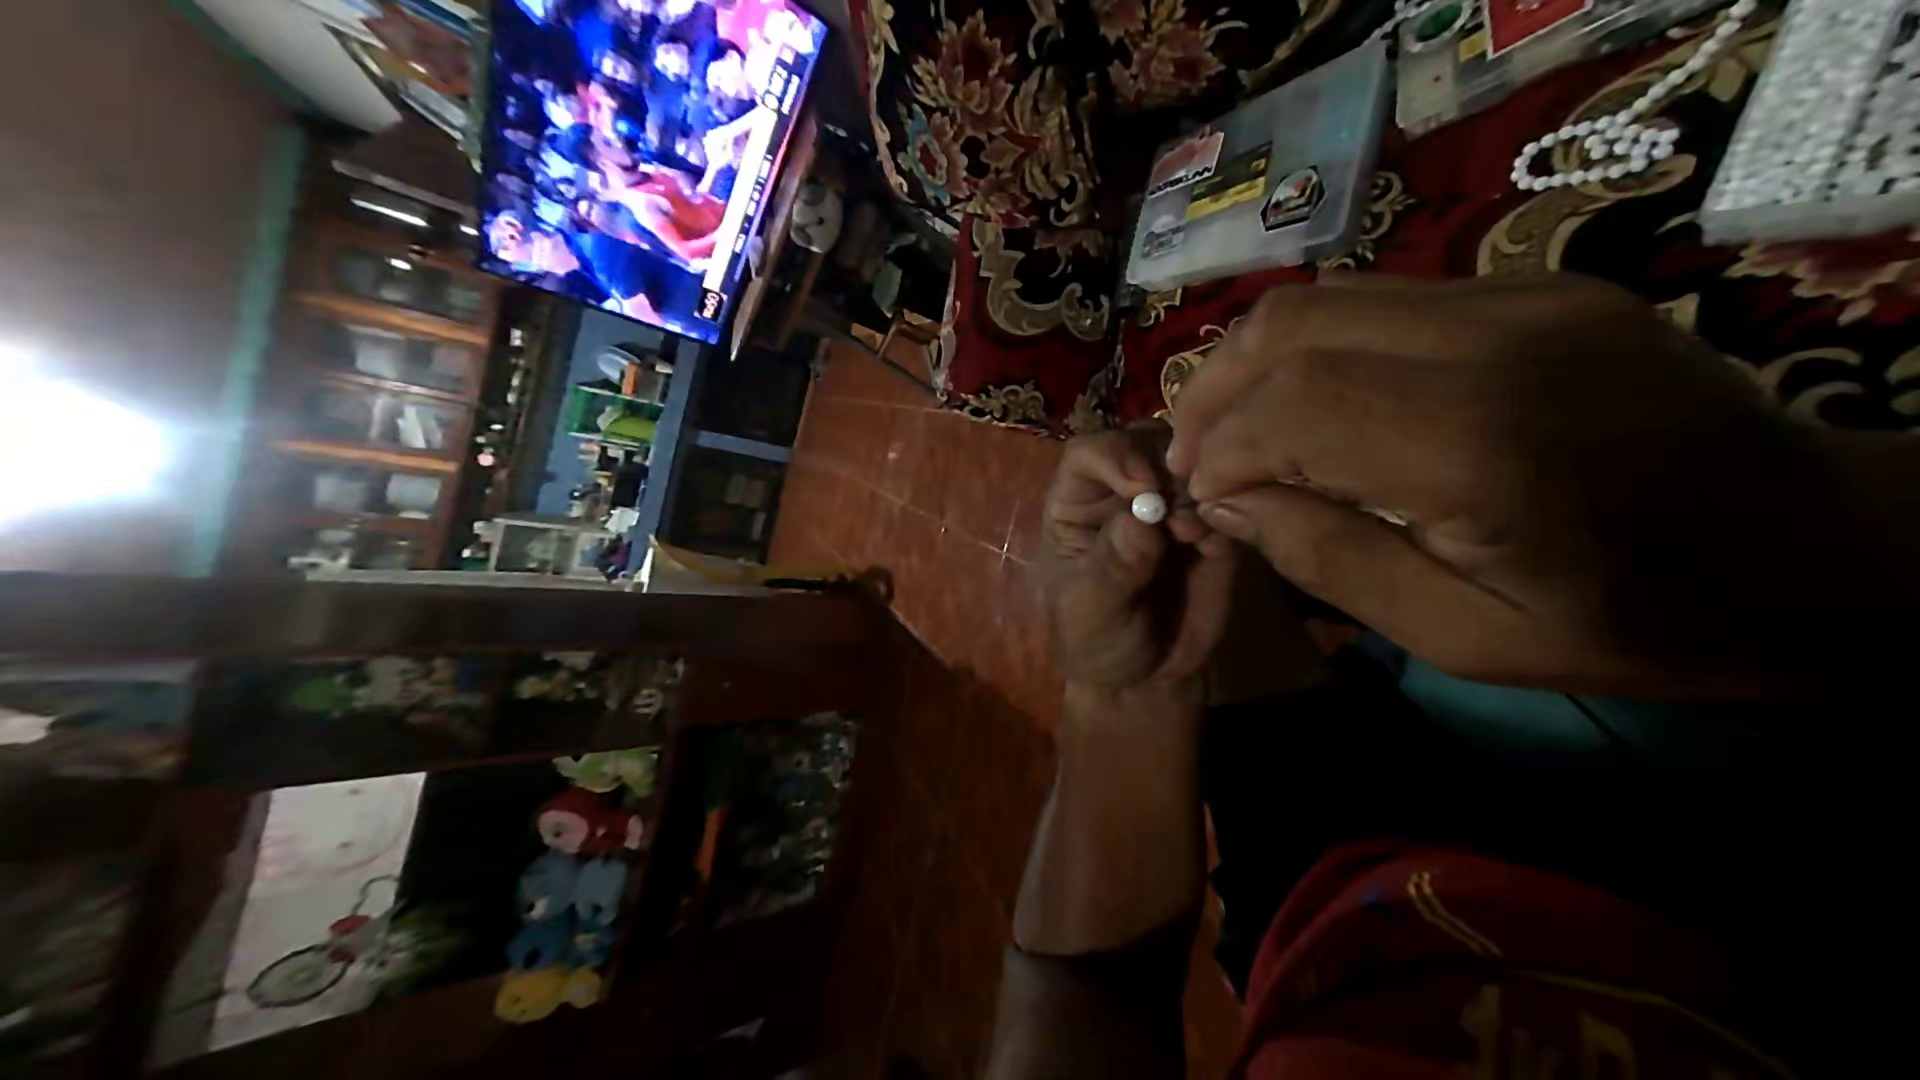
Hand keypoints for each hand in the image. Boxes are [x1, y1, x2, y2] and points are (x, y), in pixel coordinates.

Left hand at [1039, 426, 1234, 694]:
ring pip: (1193, 464)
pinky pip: (1227, 501)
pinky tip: (1214, 545)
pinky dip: (1228, 511)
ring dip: (1201, 486)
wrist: (1144, 680)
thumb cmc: (1095, 639)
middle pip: (1147, 444)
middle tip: (1181, 506)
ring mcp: (1170, 506)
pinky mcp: (1212, 527)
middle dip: (1168, 464)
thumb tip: (1141, 517)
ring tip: (1194, 533)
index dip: (1116, 455)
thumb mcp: (1091, 610)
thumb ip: (1114, 565)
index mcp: (1077, 502)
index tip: (1143, 484)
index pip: (1089, 453)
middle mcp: (1123, 491)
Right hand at [1170, 273, 1881, 696]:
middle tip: (1190, 458)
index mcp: (1484, 442)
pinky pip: (1367, 300)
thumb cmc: (1633, 622)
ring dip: (1245, 364)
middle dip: (1211, 396)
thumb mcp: (1462, 636)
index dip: (1219, 449)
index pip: (1292, 406)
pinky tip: (1292, 401)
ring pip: (1317, 299)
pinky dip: (1300, 349)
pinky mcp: (1525, 288)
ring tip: (1225, 428)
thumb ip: (1329, 561)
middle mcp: (1498, 339)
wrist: (1813, 546)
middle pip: (1288, 330)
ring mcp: (1519, 296)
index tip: (1200, 499)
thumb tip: (1227, 501)